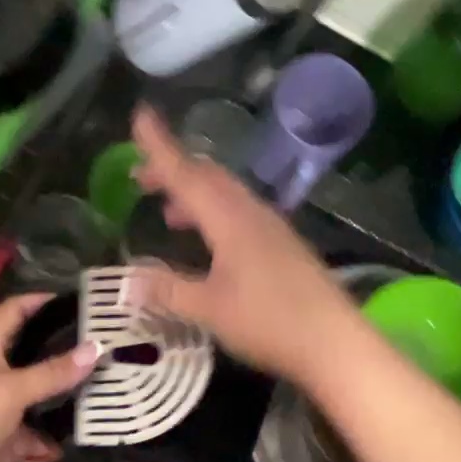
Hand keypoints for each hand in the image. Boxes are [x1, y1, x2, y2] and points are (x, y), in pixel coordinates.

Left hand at [0, 294, 98, 461]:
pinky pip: (35, 433)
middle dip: (55, 349)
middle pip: (25, 355)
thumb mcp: (14, 388)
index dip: (33, 302)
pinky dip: (53, 435)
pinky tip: (79, 431)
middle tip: (93, 343)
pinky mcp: (5, 440)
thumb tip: (96, 348)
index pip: (8, 314)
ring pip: (34, 395)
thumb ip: (54, 372)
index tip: (67, 300)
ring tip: (98, 383)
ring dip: (59, 393)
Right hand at [124, 106, 357, 382]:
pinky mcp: (282, 247)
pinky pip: (240, 213)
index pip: (187, 174)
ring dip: (194, 194)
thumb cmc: (269, 322)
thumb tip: (127, 279)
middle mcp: (252, 214)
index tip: (140, 117)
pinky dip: (213, 214)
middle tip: (141, 178)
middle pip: (209, 178)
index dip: (161, 147)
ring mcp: (272, 229)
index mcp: (230, 220)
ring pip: (226, 195)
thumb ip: (167, 290)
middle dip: (174, 170)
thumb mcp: (209, 309)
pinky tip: (207, 241)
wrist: (333, 343)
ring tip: (167, 211)